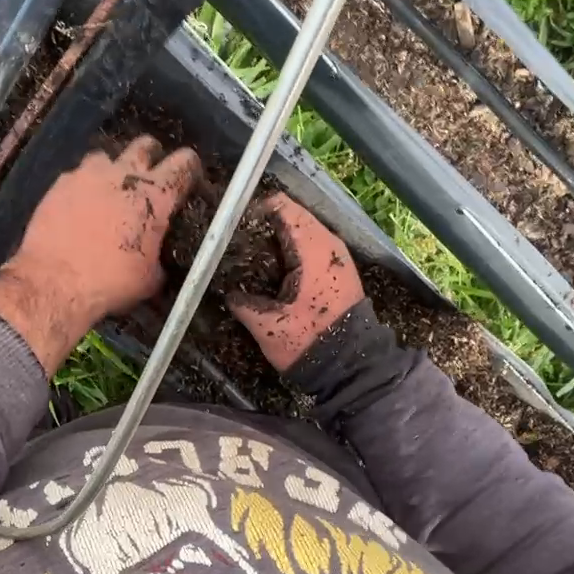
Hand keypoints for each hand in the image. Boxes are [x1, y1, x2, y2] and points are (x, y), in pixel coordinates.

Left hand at [0, 137, 200, 374]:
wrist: (56, 282)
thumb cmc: (111, 283)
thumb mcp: (149, 280)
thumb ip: (157, 257)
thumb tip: (155, 258)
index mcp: (156, 196)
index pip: (184, 164)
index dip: (189, 168)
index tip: (187, 178)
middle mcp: (124, 175)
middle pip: (145, 146)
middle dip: (151, 156)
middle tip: (149, 176)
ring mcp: (89, 174)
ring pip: (107, 157)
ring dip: (112, 171)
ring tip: (108, 192)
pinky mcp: (61, 183)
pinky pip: (77, 176)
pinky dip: (83, 188)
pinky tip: (78, 208)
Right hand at [225, 193, 363, 371]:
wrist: (349, 366)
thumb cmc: (307, 342)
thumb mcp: (267, 326)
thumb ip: (242, 302)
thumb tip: (225, 289)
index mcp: (312, 248)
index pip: (280, 206)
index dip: (253, 214)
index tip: (233, 234)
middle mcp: (328, 242)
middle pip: (290, 216)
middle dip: (262, 229)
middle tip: (237, 250)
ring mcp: (336, 255)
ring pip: (300, 231)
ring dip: (276, 242)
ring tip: (252, 263)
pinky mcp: (336, 269)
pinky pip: (309, 248)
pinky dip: (290, 253)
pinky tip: (273, 275)